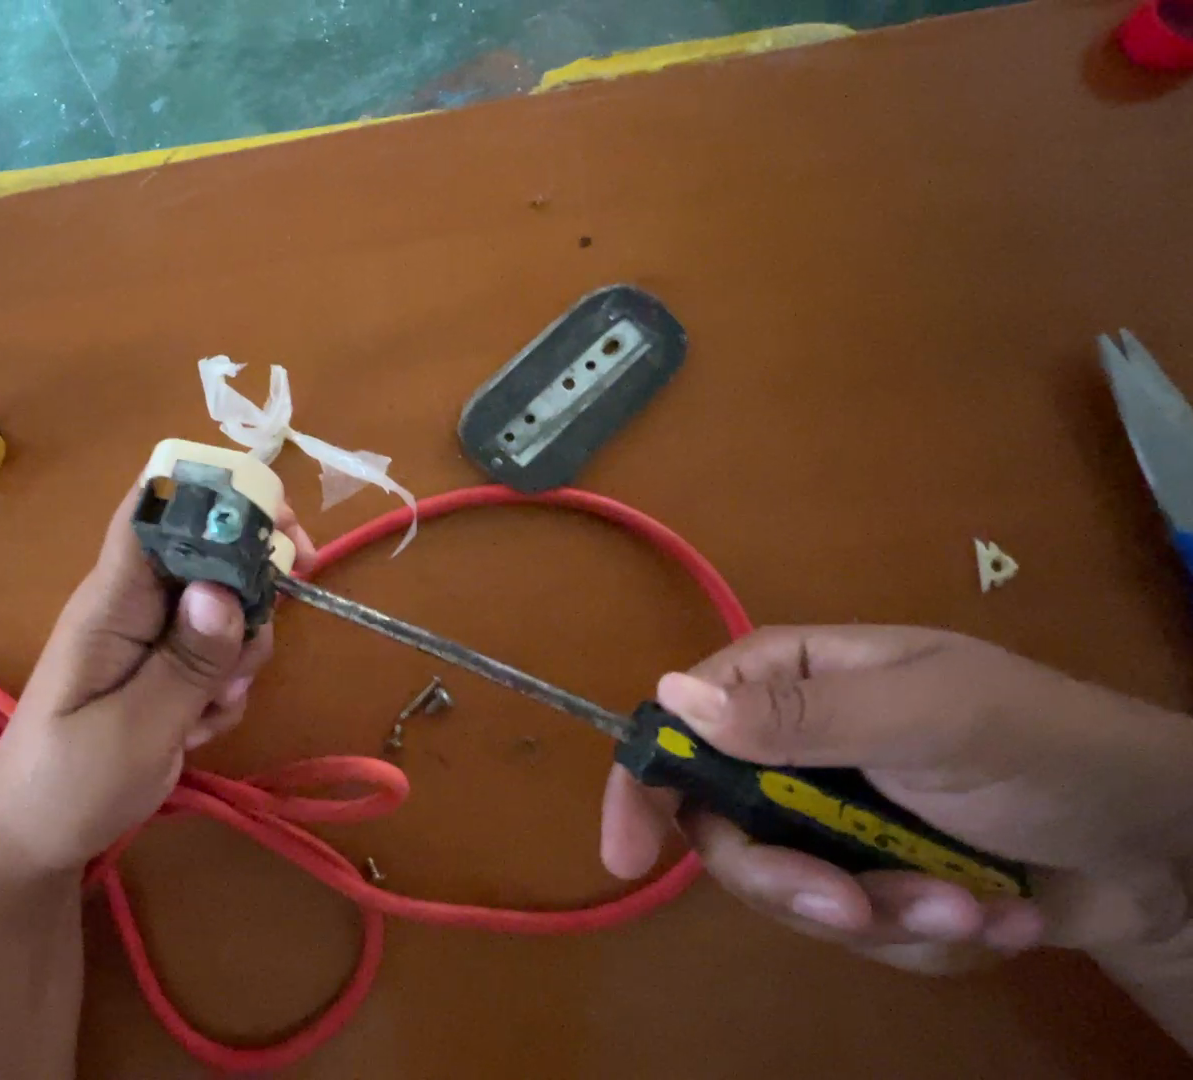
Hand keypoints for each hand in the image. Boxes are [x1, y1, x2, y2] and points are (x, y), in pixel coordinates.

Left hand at [0, 492, 313, 875]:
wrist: (35, 837)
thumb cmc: (67, 783)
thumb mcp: (133, 730)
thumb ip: (185, 663)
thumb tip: (225, 590)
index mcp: (112, 602)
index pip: (154, 511)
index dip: (216, 495)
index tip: (282, 526)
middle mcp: (135, 606)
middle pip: (209, 556)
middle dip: (250, 592)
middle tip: (257, 646)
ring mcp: (153, 639)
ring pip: (226, 611)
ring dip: (239, 655)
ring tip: (209, 710)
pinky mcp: (168, 672)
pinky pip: (220, 658)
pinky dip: (225, 690)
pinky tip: (199, 730)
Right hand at [599, 625, 1192, 972]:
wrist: (1173, 850)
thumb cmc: (1046, 750)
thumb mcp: (926, 719)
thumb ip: (800, 712)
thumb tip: (670, 699)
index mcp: (783, 682)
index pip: (677, 725)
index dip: (643, 785)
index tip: (628, 858)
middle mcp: (786, 746)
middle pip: (721, 823)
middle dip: (790, 879)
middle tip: (856, 907)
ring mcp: (824, 814)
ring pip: (785, 885)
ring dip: (878, 914)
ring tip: (970, 911)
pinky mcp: (866, 874)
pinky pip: (849, 924)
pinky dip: (920, 936)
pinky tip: (994, 918)